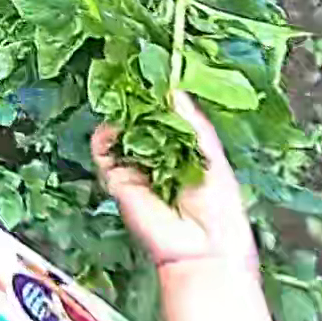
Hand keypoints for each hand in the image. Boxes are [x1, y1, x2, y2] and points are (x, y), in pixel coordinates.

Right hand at [92, 93, 273, 320]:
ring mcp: (132, 165)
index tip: (149, 69)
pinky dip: (105, 132)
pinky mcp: (116, 177)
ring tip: (123, 92)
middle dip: (132, 97)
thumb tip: (174, 89)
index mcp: (174, 149)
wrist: (206, 251)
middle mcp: (151, 154)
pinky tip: (117, 122)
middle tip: (131, 72)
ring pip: (117, 128)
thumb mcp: (212, 157)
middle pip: (135, 118)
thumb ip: (193, 123)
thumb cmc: (219, 210)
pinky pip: (103, 149)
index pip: (158, 114)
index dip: (153, 94)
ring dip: (119, 111)